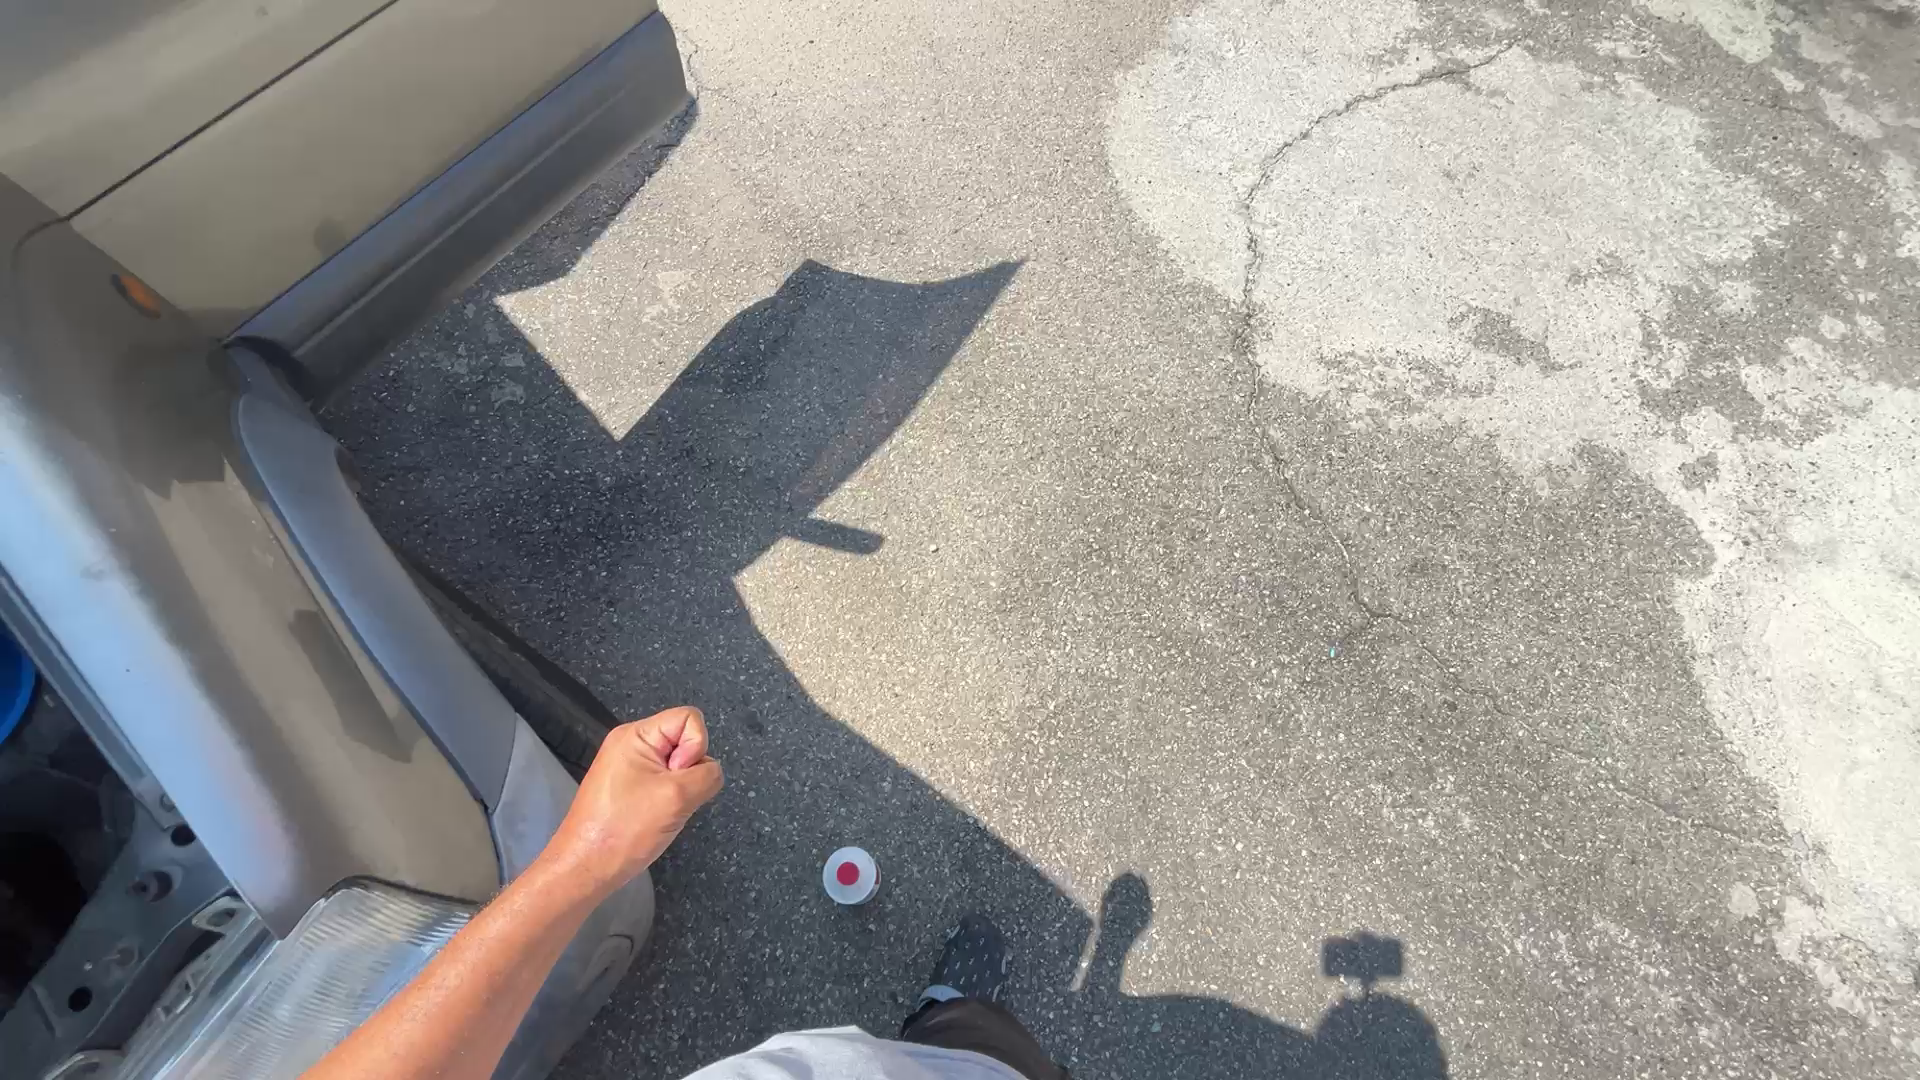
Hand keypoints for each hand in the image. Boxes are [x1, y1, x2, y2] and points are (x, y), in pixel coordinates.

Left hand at [536, 706, 723, 898]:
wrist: (582, 871)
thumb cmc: (625, 830)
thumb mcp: (678, 796)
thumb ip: (708, 775)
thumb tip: (709, 773)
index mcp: (636, 735)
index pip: (689, 718)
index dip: (696, 746)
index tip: (677, 777)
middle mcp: (632, 744)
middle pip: (686, 740)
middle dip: (689, 771)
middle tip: (670, 798)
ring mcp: (630, 767)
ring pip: (680, 765)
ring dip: (681, 788)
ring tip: (663, 812)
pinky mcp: (630, 788)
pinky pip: (667, 782)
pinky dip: (671, 799)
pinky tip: (657, 818)